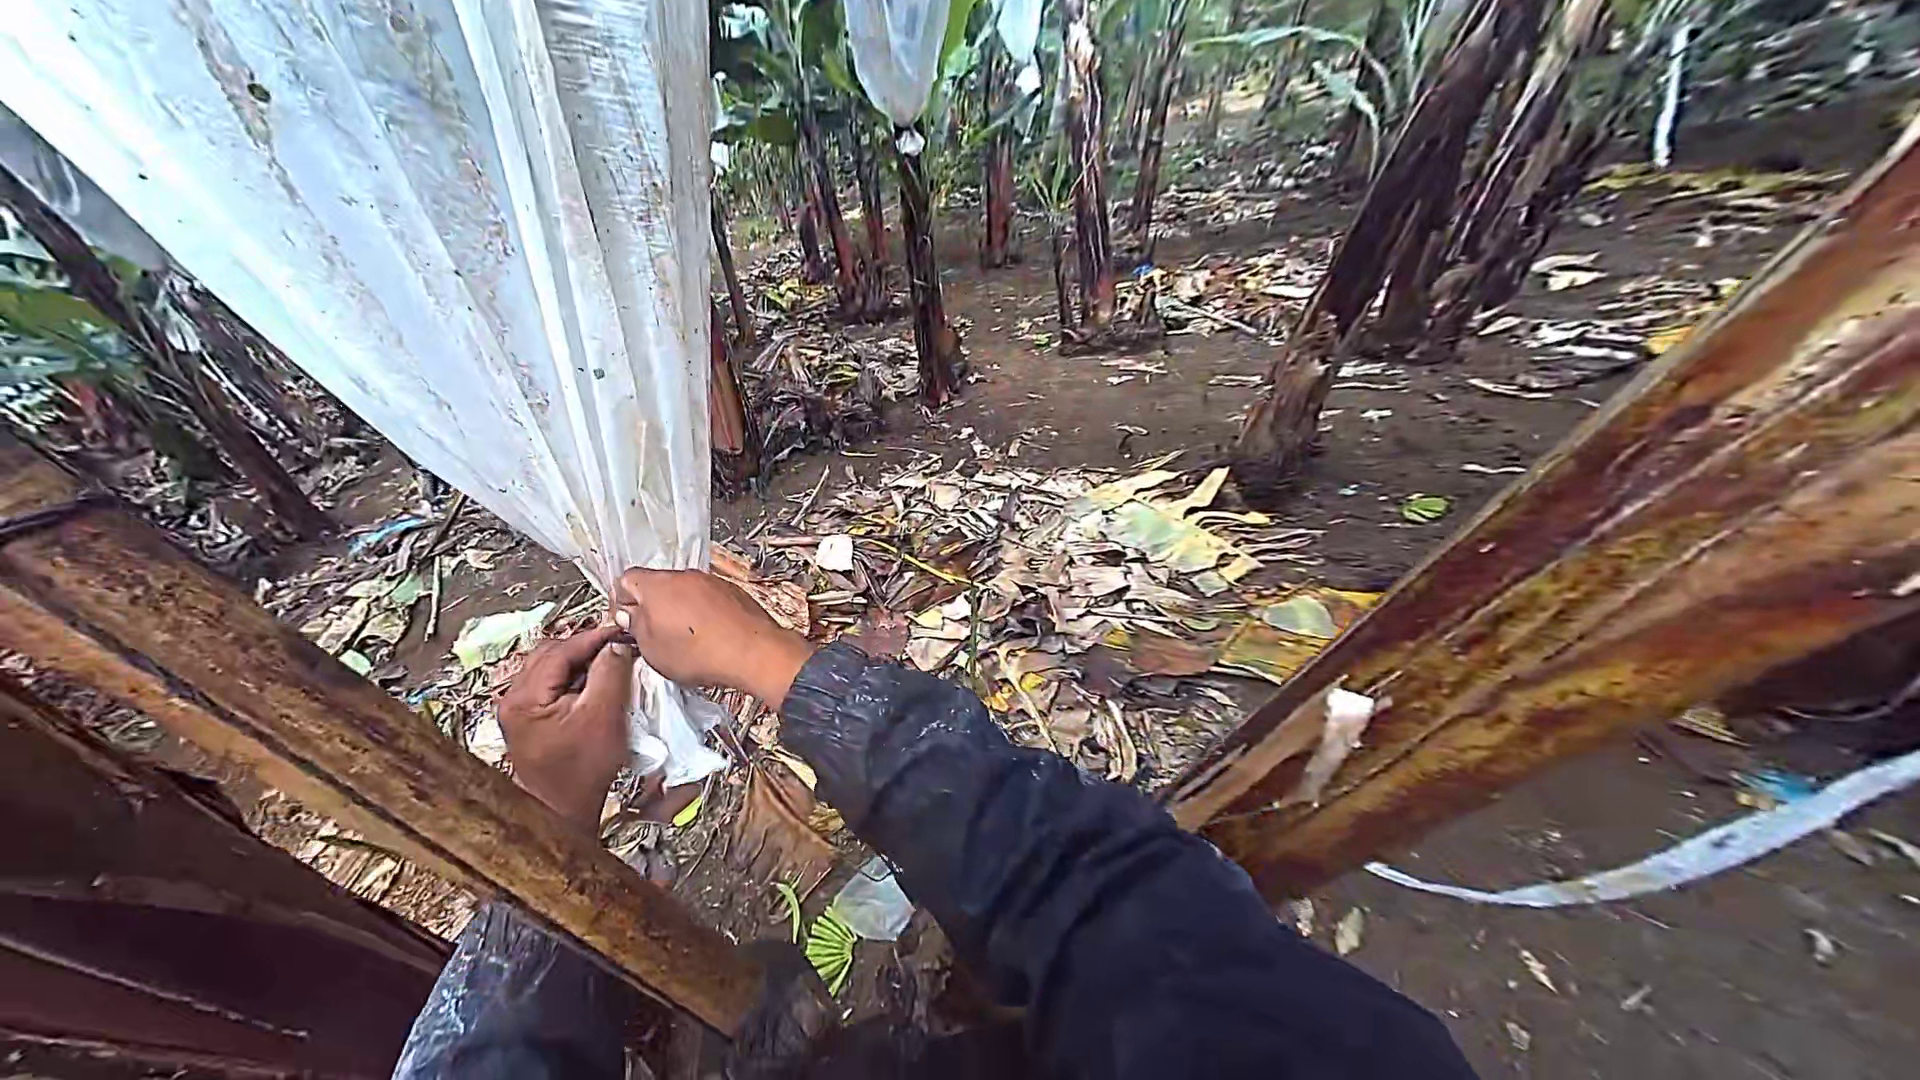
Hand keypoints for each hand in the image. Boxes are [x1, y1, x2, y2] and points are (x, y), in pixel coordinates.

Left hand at [495, 624, 634, 830]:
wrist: (564, 810)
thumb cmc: (583, 767)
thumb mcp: (604, 715)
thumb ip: (610, 672)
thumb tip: (618, 643)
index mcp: (524, 697)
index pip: (561, 650)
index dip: (595, 637)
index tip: (624, 630)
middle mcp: (513, 699)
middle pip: (551, 654)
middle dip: (587, 646)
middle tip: (620, 645)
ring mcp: (519, 709)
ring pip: (552, 667)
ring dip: (582, 661)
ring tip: (612, 662)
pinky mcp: (530, 718)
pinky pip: (554, 683)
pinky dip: (577, 676)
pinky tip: (598, 682)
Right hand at [613, 568, 812, 707]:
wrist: (754, 652)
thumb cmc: (703, 652)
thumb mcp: (651, 648)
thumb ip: (634, 626)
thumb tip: (630, 616)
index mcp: (658, 584)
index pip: (627, 580)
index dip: (622, 602)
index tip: (625, 621)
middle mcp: (686, 576)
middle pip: (658, 585)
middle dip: (652, 608)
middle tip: (654, 634)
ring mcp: (713, 582)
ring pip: (685, 592)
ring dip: (680, 611)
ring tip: (685, 641)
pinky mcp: (734, 592)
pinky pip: (710, 599)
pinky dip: (705, 614)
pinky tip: (708, 637)